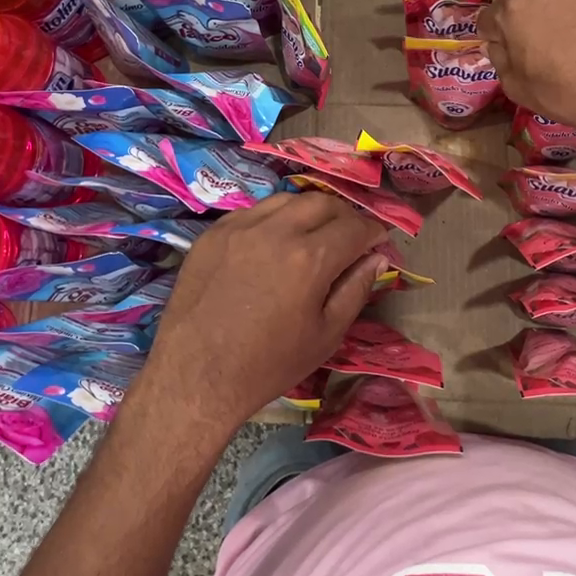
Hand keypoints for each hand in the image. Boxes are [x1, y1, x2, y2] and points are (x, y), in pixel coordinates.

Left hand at [141, 192, 387, 431]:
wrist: (196, 375)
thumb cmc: (268, 365)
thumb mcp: (325, 336)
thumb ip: (355, 290)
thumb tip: (377, 258)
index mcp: (309, 258)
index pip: (354, 227)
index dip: (373, 231)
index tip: (378, 240)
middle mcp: (276, 231)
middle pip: (322, 202)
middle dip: (344, 215)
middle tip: (350, 235)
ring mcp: (240, 227)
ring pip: (286, 200)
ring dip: (308, 211)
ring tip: (313, 233)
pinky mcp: (214, 232)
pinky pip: (254, 211)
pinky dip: (274, 218)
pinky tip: (274, 241)